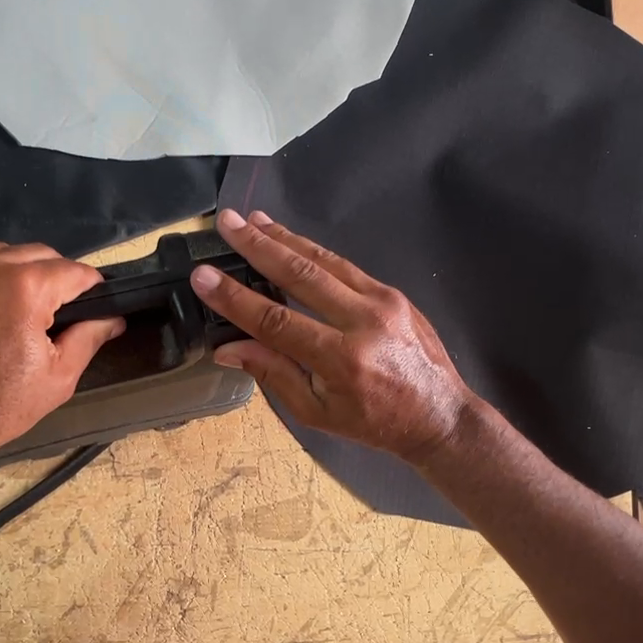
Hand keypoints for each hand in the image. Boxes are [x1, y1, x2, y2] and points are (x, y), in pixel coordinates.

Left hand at [0, 242, 124, 473]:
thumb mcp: (55, 379)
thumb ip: (89, 338)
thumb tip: (114, 317)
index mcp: (24, 287)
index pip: (74, 270)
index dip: (90, 288)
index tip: (93, 305)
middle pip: (38, 255)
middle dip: (52, 280)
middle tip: (50, 317)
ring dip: (13, 274)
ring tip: (10, 314)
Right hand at [191, 209, 477, 466]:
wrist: (440, 415)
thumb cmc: (373, 422)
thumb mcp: (316, 412)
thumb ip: (273, 373)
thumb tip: (227, 348)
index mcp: (340, 359)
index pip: (275, 320)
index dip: (234, 298)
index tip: (203, 276)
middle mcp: (362, 321)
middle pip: (300, 274)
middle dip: (258, 246)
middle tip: (227, 222)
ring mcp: (382, 301)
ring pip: (324, 260)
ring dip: (285, 238)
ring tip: (253, 219)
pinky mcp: (392, 293)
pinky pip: (344, 266)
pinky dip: (313, 250)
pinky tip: (290, 239)